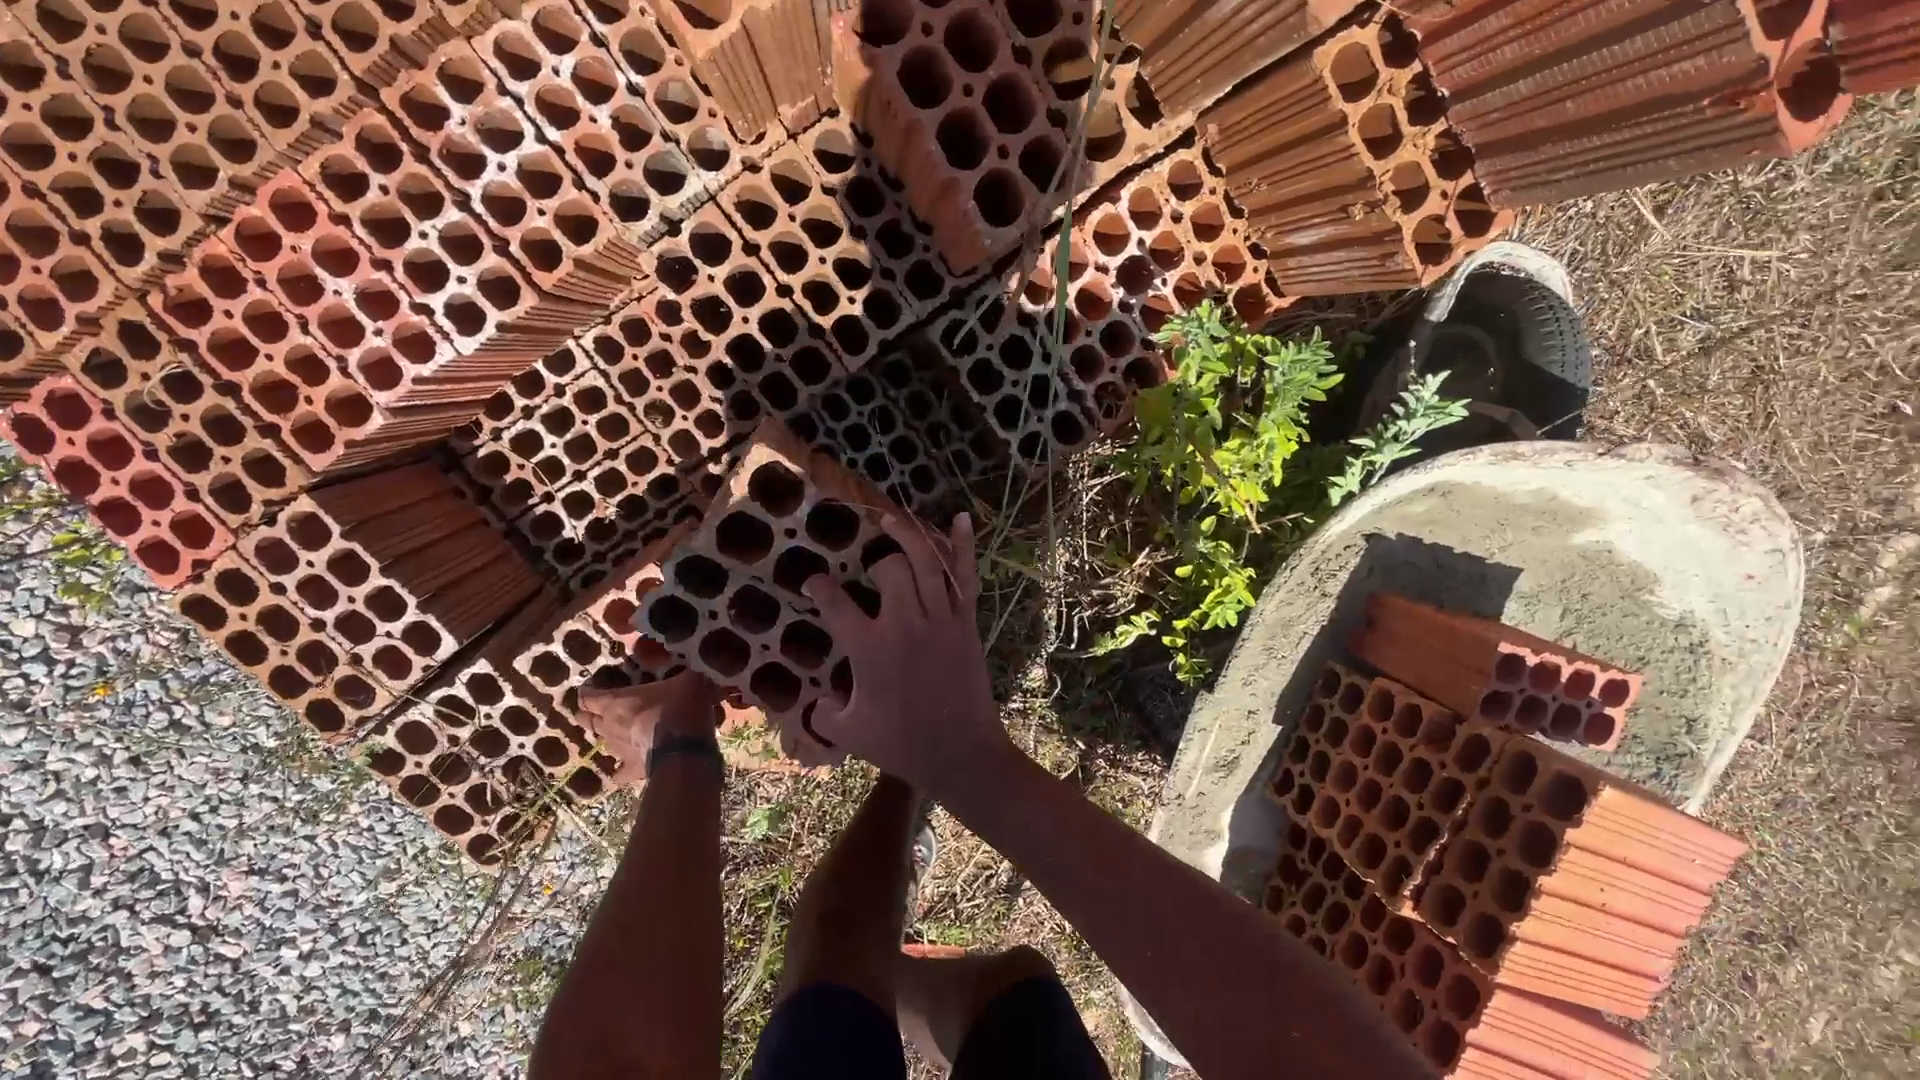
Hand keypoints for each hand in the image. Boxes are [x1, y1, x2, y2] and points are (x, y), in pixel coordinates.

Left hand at [576, 672, 723, 783]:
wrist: (686, 752)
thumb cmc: (681, 709)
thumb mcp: (690, 680)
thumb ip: (689, 670)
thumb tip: (701, 658)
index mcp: (616, 701)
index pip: (588, 696)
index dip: (587, 692)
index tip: (591, 687)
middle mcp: (610, 725)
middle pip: (586, 720)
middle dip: (589, 714)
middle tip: (599, 709)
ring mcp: (619, 750)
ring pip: (600, 744)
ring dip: (605, 738)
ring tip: (615, 734)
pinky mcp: (631, 770)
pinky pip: (617, 773)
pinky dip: (618, 770)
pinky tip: (623, 768)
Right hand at [803, 512, 1015, 796]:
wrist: (960, 752)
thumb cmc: (902, 744)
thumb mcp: (850, 733)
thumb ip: (826, 712)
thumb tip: (817, 699)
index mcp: (868, 647)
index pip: (835, 602)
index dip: (819, 587)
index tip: (813, 584)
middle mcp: (903, 623)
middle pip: (889, 569)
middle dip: (877, 565)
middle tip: (873, 575)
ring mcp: (939, 619)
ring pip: (925, 562)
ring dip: (908, 536)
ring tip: (892, 522)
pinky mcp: (965, 623)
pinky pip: (964, 577)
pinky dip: (964, 546)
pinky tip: (962, 519)